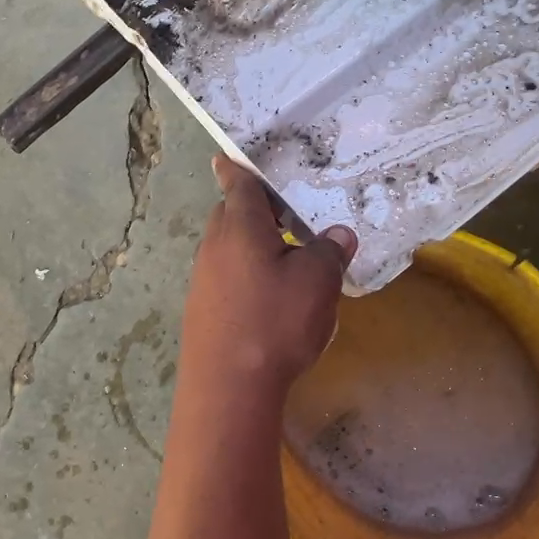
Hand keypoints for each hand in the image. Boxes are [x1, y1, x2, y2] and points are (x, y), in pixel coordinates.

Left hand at [179, 156, 354, 394]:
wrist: (228, 382)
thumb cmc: (274, 321)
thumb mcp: (317, 283)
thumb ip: (329, 252)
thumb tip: (338, 233)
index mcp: (239, 226)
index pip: (236, 184)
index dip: (236, 168)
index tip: (228, 156)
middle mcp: (213, 244)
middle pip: (230, 213)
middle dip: (252, 208)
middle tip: (285, 212)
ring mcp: (203, 275)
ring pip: (227, 245)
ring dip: (251, 243)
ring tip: (286, 256)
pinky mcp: (201, 305)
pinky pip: (224, 273)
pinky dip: (244, 271)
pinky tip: (267, 294)